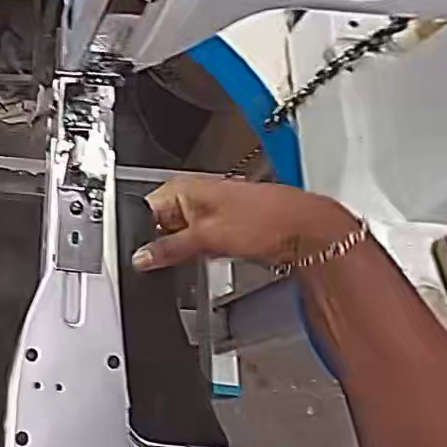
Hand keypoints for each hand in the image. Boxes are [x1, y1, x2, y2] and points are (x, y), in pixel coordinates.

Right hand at [132, 177, 357, 271]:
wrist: (304, 232)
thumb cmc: (266, 219)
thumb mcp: (206, 237)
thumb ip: (168, 248)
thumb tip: (142, 257)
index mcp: (184, 187)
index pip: (145, 210)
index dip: (142, 235)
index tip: (142, 254)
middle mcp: (196, 196)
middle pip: (161, 226)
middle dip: (163, 245)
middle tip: (171, 259)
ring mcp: (210, 214)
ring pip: (181, 238)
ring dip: (184, 251)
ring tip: (201, 256)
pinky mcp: (223, 230)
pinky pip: (199, 245)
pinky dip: (200, 254)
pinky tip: (211, 259)